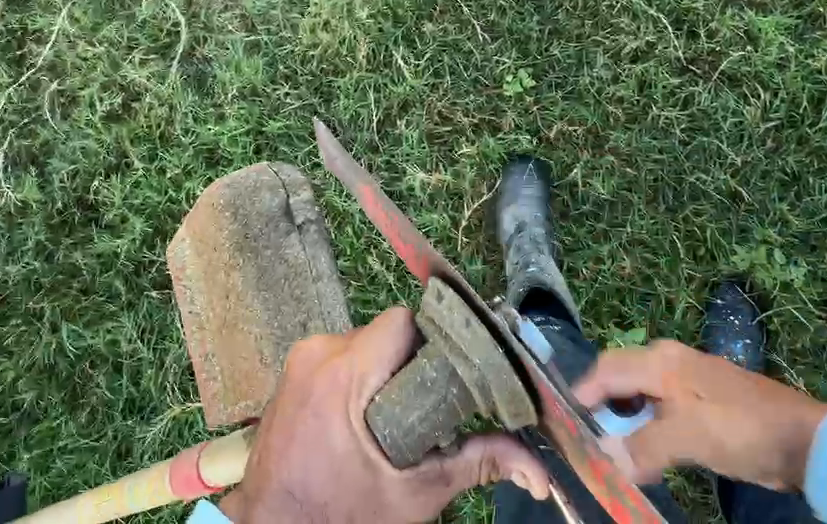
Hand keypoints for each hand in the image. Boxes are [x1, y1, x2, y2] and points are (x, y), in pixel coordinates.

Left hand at [217, 307, 549, 521]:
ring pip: (363, 344)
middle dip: (411, 365)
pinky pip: (339, 357)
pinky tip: (366, 418)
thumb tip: (536, 468)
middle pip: (386, 334)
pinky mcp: (290, 371)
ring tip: (397, 419)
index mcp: (344, 372)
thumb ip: (474, 464)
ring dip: (385, 373)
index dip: (434, 342)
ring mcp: (299, 359)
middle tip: (428, 409)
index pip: (403, 322)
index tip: (451, 377)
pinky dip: (359, 379)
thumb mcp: (413, 495)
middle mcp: (317, 352)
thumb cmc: (340, 516)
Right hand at [574, 340, 826, 491]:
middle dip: (599, 409)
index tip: (563, 423)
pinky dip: (642, 430)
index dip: (583, 394)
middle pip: (617, 380)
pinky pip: (655, 413)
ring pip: (636, 398)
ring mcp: (683, 384)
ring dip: (621, 423)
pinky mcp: (697, 406)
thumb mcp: (690, 437)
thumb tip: (604, 457)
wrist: (802, 440)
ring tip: (607, 452)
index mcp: (660, 361)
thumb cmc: (741, 428)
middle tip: (582, 441)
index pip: (606, 369)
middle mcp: (666, 363)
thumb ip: (644, 444)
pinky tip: (640, 455)